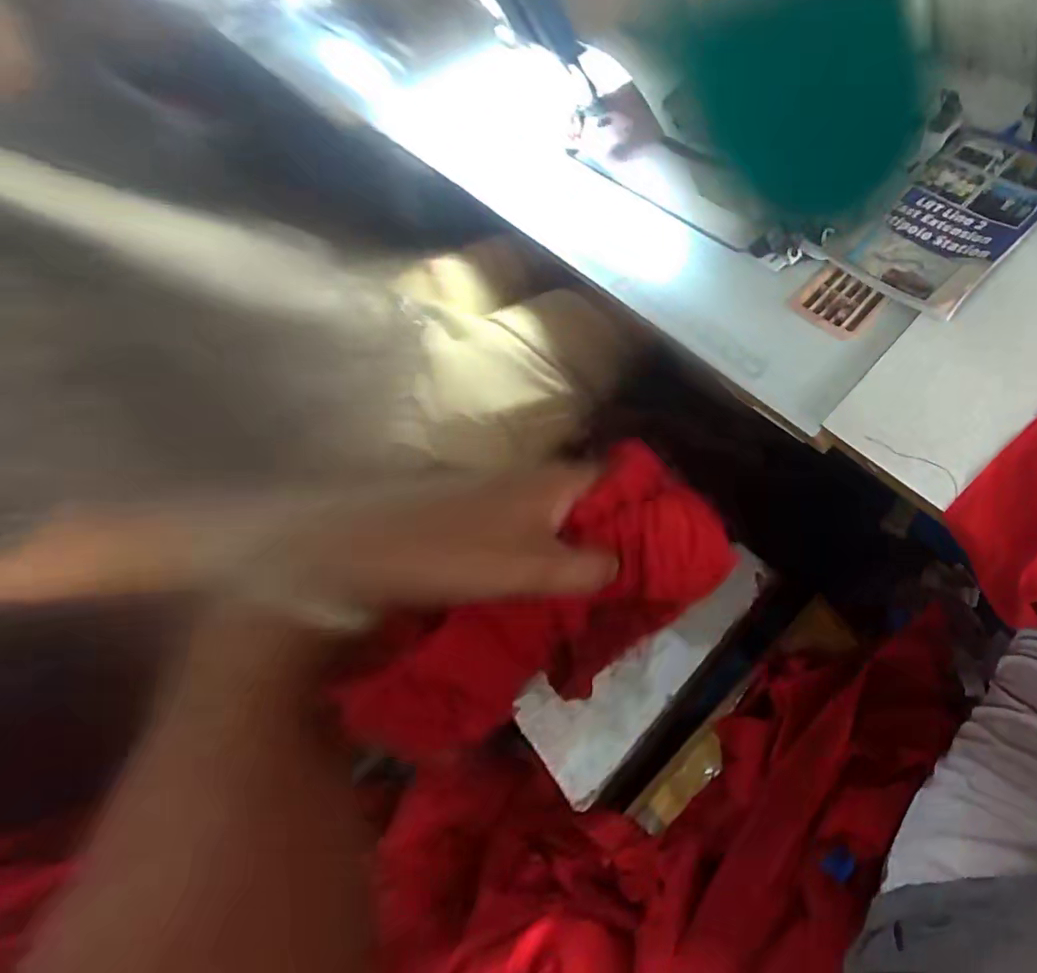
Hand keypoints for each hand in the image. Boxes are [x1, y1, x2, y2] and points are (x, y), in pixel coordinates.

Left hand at [227, 467, 619, 611]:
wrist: (336, 545)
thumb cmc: (442, 552)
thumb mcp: (525, 569)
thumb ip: (586, 569)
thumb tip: (625, 570)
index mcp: (561, 481)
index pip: (629, 480)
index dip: (655, 506)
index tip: (673, 539)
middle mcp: (541, 478)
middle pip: (601, 501)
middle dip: (624, 533)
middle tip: (643, 571)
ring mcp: (508, 493)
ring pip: (568, 516)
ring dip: (587, 546)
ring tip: (606, 584)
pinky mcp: (481, 513)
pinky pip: (538, 528)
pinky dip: (554, 551)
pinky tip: (551, 582)